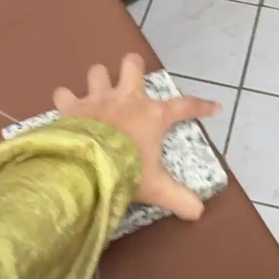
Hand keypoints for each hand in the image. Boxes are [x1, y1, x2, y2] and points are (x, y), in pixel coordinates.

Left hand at [53, 54, 220, 220]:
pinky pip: (63, 93)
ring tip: (97, 92)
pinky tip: (65, 106)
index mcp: (153, 115)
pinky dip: (64, 99)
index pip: (185, 106)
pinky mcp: (72, 106)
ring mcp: (98, 98)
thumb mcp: (156, 188)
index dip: (202, 106)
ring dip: (98, 80)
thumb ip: (178, 198)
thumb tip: (198, 212)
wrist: (89, 166)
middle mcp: (127, 99)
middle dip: (132, 67)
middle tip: (132, 77)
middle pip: (132, 65)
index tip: (215, 107)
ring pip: (98, 72)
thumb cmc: (128, 171)